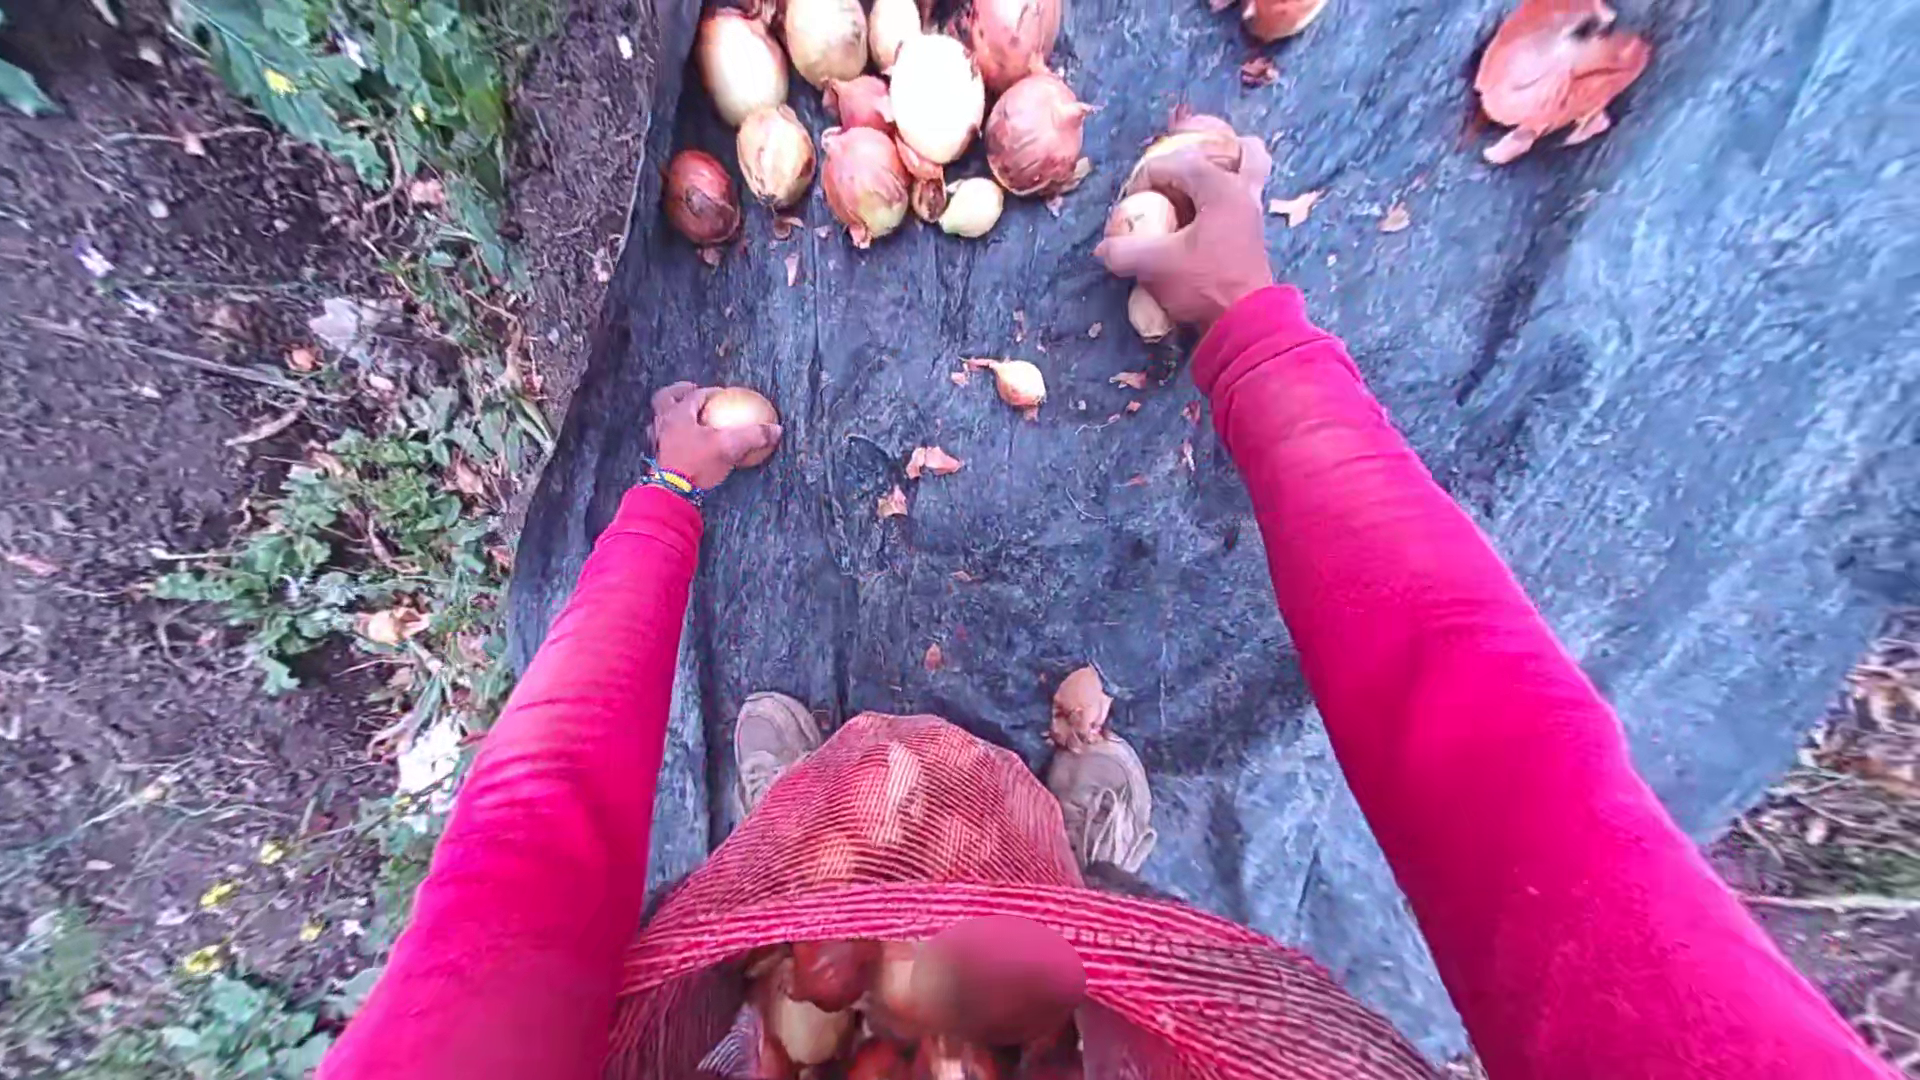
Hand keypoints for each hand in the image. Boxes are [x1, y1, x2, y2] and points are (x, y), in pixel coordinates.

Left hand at [648, 382, 781, 490]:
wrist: (673, 491)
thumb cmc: (698, 464)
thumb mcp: (730, 447)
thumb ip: (754, 436)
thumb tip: (776, 430)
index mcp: (679, 414)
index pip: (696, 395)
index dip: (711, 392)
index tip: (723, 394)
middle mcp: (663, 423)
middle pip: (666, 398)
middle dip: (679, 392)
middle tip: (691, 390)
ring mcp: (657, 439)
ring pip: (659, 418)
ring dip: (670, 414)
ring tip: (684, 416)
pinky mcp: (657, 457)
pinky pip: (661, 439)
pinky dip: (669, 436)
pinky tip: (680, 442)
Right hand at [1094, 137, 1274, 332]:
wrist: (1242, 320)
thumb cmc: (1203, 285)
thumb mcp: (1156, 267)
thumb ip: (1124, 253)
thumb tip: (1103, 249)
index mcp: (1221, 188)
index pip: (1177, 163)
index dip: (1146, 177)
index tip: (1130, 203)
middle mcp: (1242, 193)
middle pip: (1238, 150)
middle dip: (1208, 152)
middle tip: (1180, 173)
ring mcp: (1251, 216)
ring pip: (1249, 174)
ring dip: (1225, 173)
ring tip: (1197, 188)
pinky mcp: (1251, 239)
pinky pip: (1241, 202)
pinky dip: (1223, 202)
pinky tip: (1201, 219)